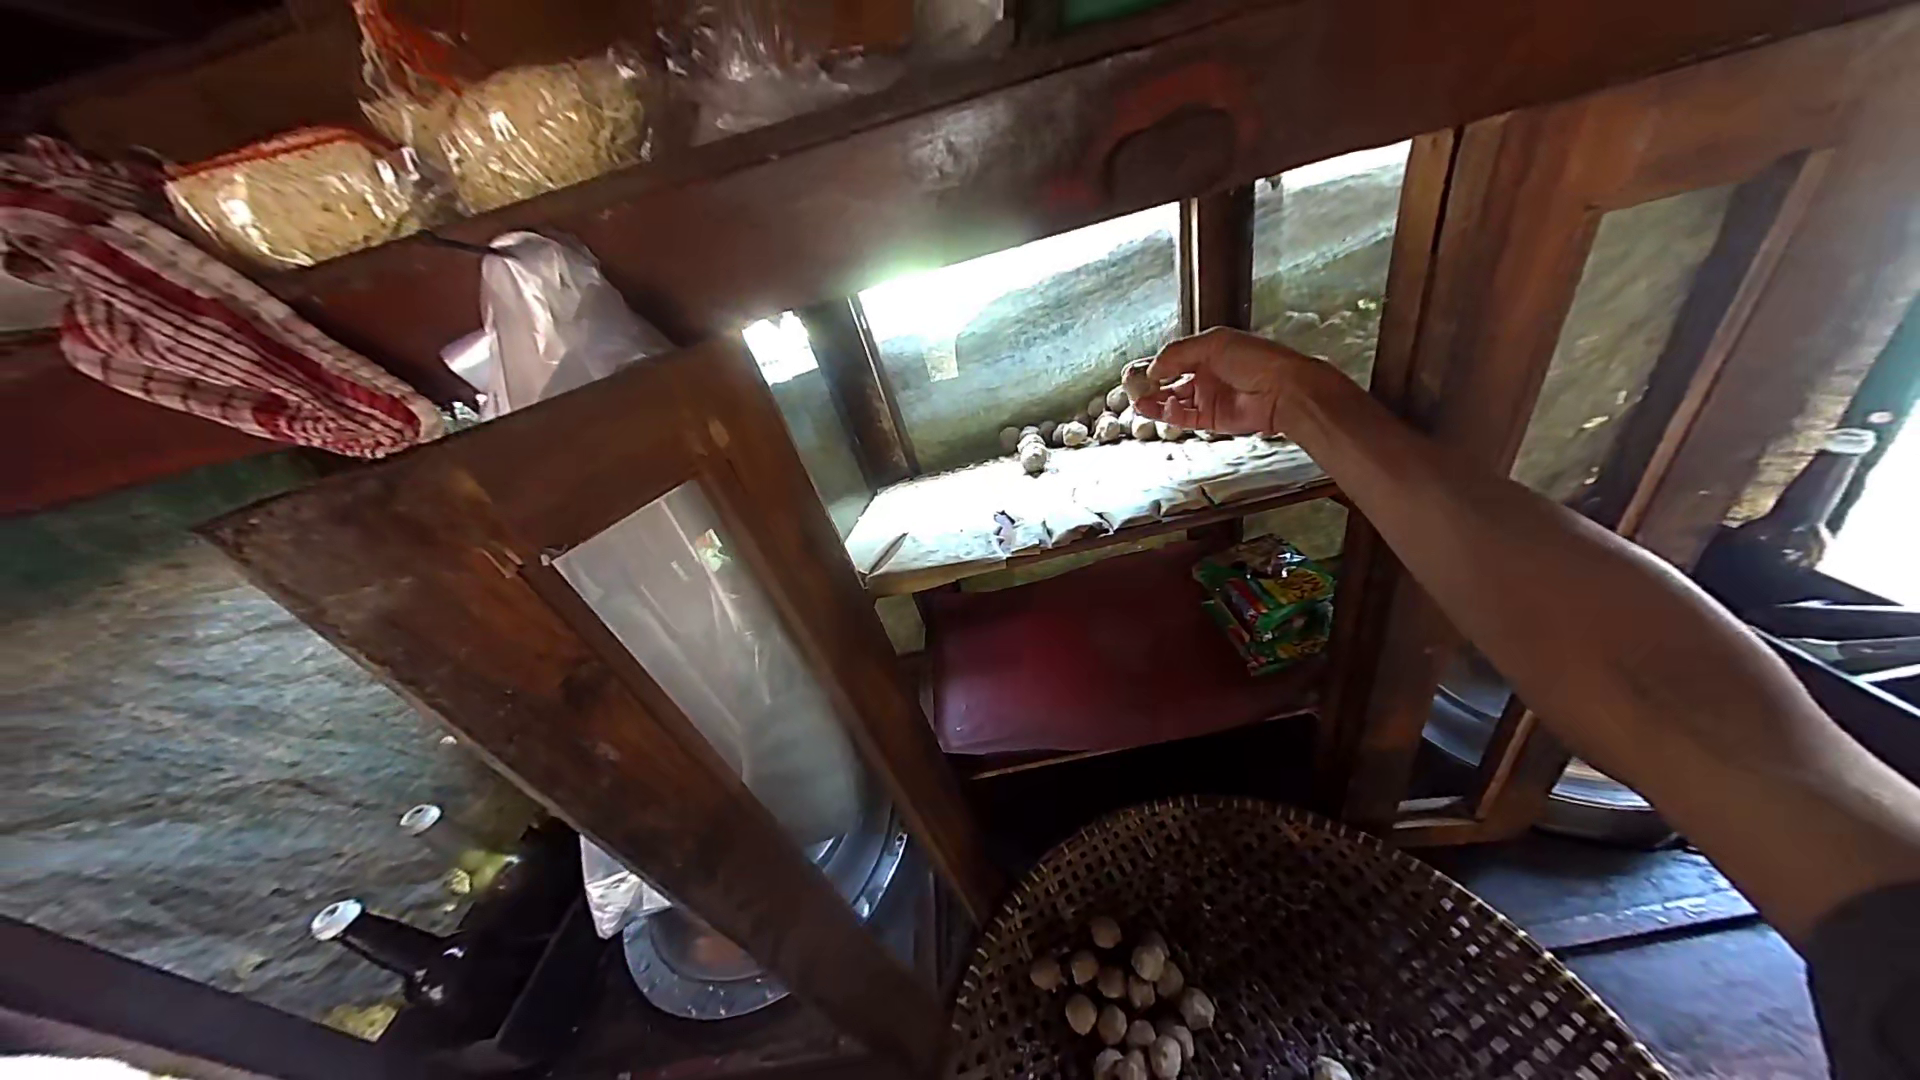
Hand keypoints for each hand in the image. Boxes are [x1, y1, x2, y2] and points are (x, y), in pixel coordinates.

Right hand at [1130, 328, 1322, 434]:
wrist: (1283, 390)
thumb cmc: (1256, 360)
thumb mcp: (1214, 344)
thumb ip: (1178, 354)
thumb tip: (1152, 369)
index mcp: (1207, 352)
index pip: (1171, 359)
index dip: (1152, 366)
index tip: (1135, 372)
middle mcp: (1205, 374)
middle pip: (1168, 382)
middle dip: (1149, 386)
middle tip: (1131, 389)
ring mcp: (1207, 397)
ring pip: (1172, 401)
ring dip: (1154, 402)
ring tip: (1138, 403)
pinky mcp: (1210, 419)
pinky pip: (1183, 418)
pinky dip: (1170, 415)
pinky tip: (1162, 409)